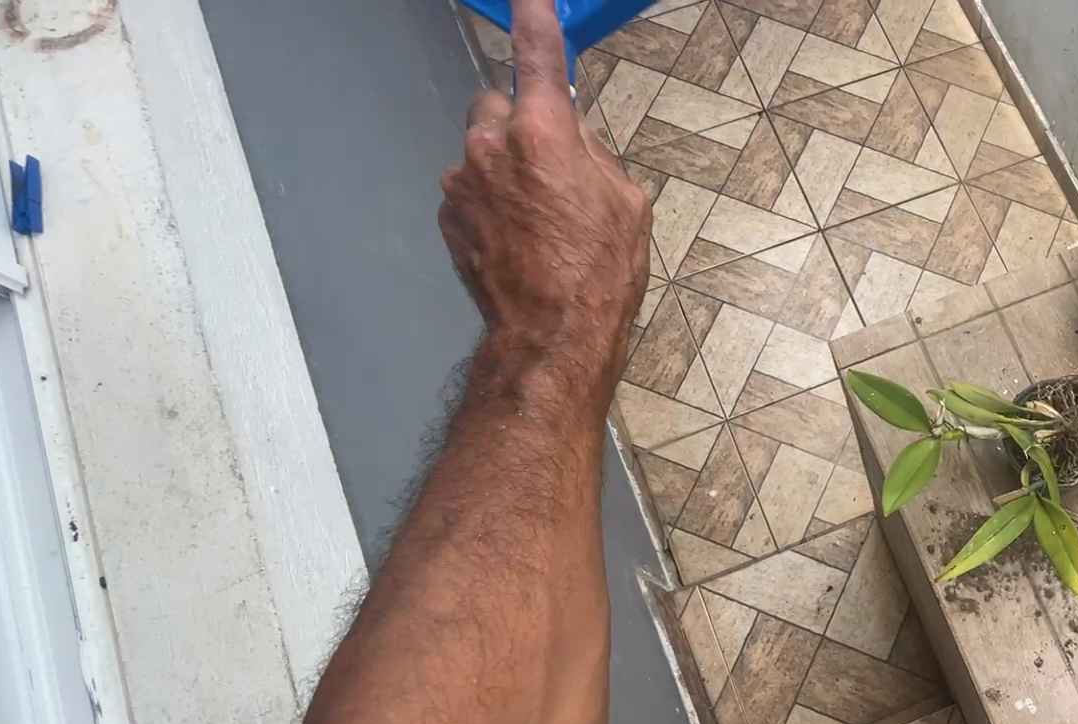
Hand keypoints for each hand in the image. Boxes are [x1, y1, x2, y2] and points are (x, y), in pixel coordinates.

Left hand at [439, 0, 651, 392]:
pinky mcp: (448, 215)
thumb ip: (597, 156)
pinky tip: (520, 244)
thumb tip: (574, 136)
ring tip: (541, 225)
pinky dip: (492, 205)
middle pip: (497, 104)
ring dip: (506, 170)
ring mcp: (461, 181)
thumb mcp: (630, 209)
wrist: (553, 336)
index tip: (532, 0)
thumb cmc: (604, 274)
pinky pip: (471, 191)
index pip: (537, 57)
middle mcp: (490, 144)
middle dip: (521, 125)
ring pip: (482, 151)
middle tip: (554, 172)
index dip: (537, 23)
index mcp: (544, 135)